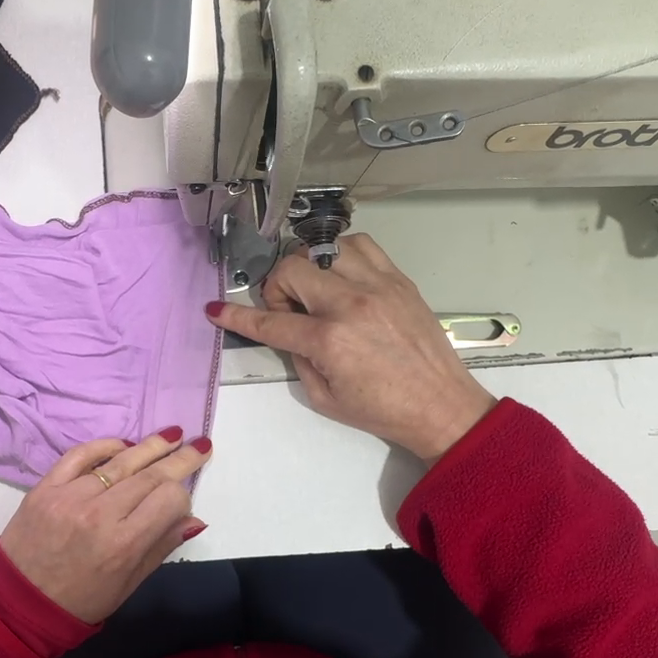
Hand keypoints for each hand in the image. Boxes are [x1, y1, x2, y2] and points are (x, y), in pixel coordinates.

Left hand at [0, 428, 211, 622]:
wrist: (19, 603)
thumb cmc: (82, 601)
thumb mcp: (129, 584)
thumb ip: (161, 546)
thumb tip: (193, 518)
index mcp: (124, 544)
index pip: (168, 499)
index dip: (181, 496)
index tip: (180, 502)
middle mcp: (99, 514)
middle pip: (149, 475)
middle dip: (179, 459)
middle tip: (199, 445)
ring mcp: (69, 497)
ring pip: (119, 462)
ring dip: (150, 446)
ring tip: (172, 435)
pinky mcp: (44, 488)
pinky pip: (79, 456)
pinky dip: (104, 446)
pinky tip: (124, 444)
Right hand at [206, 235, 495, 461]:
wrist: (440, 404)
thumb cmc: (381, 410)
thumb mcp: (324, 398)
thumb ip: (298, 359)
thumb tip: (286, 331)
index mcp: (330, 341)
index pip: (270, 322)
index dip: (237, 317)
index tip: (217, 310)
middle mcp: (351, 304)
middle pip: (292, 269)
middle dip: (278, 289)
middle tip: (289, 312)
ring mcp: (378, 285)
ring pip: (324, 247)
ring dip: (310, 267)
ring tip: (318, 292)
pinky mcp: (399, 279)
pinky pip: (360, 246)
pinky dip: (341, 256)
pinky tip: (342, 278)